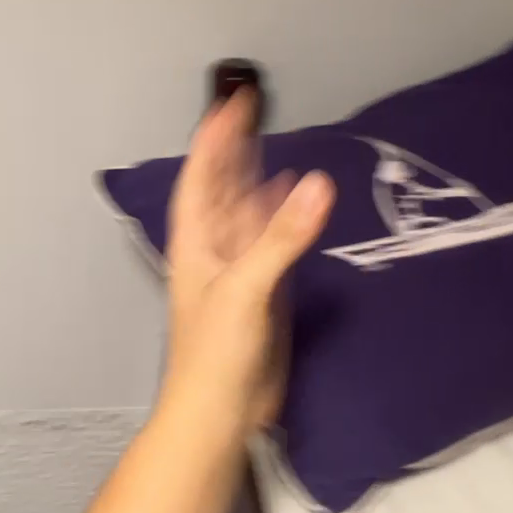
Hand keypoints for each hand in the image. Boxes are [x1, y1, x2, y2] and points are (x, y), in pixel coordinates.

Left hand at [162, 90, 333, 428]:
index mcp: (196, 242)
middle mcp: (214, 248)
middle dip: (235, 151)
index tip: (230, 102)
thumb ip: (281, 238)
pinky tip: (296, 203)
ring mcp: (239, 269)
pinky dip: (283, 221)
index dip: (213, 140)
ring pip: (248, 214)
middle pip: (223, 188)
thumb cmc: (216, 350)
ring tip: (272, 145)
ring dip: (259, 181)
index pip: (202, 178)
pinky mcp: (263, 291)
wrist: (221, 410)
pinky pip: (272, 244)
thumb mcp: (245, 288)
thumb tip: (317, 184)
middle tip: (253, 110)